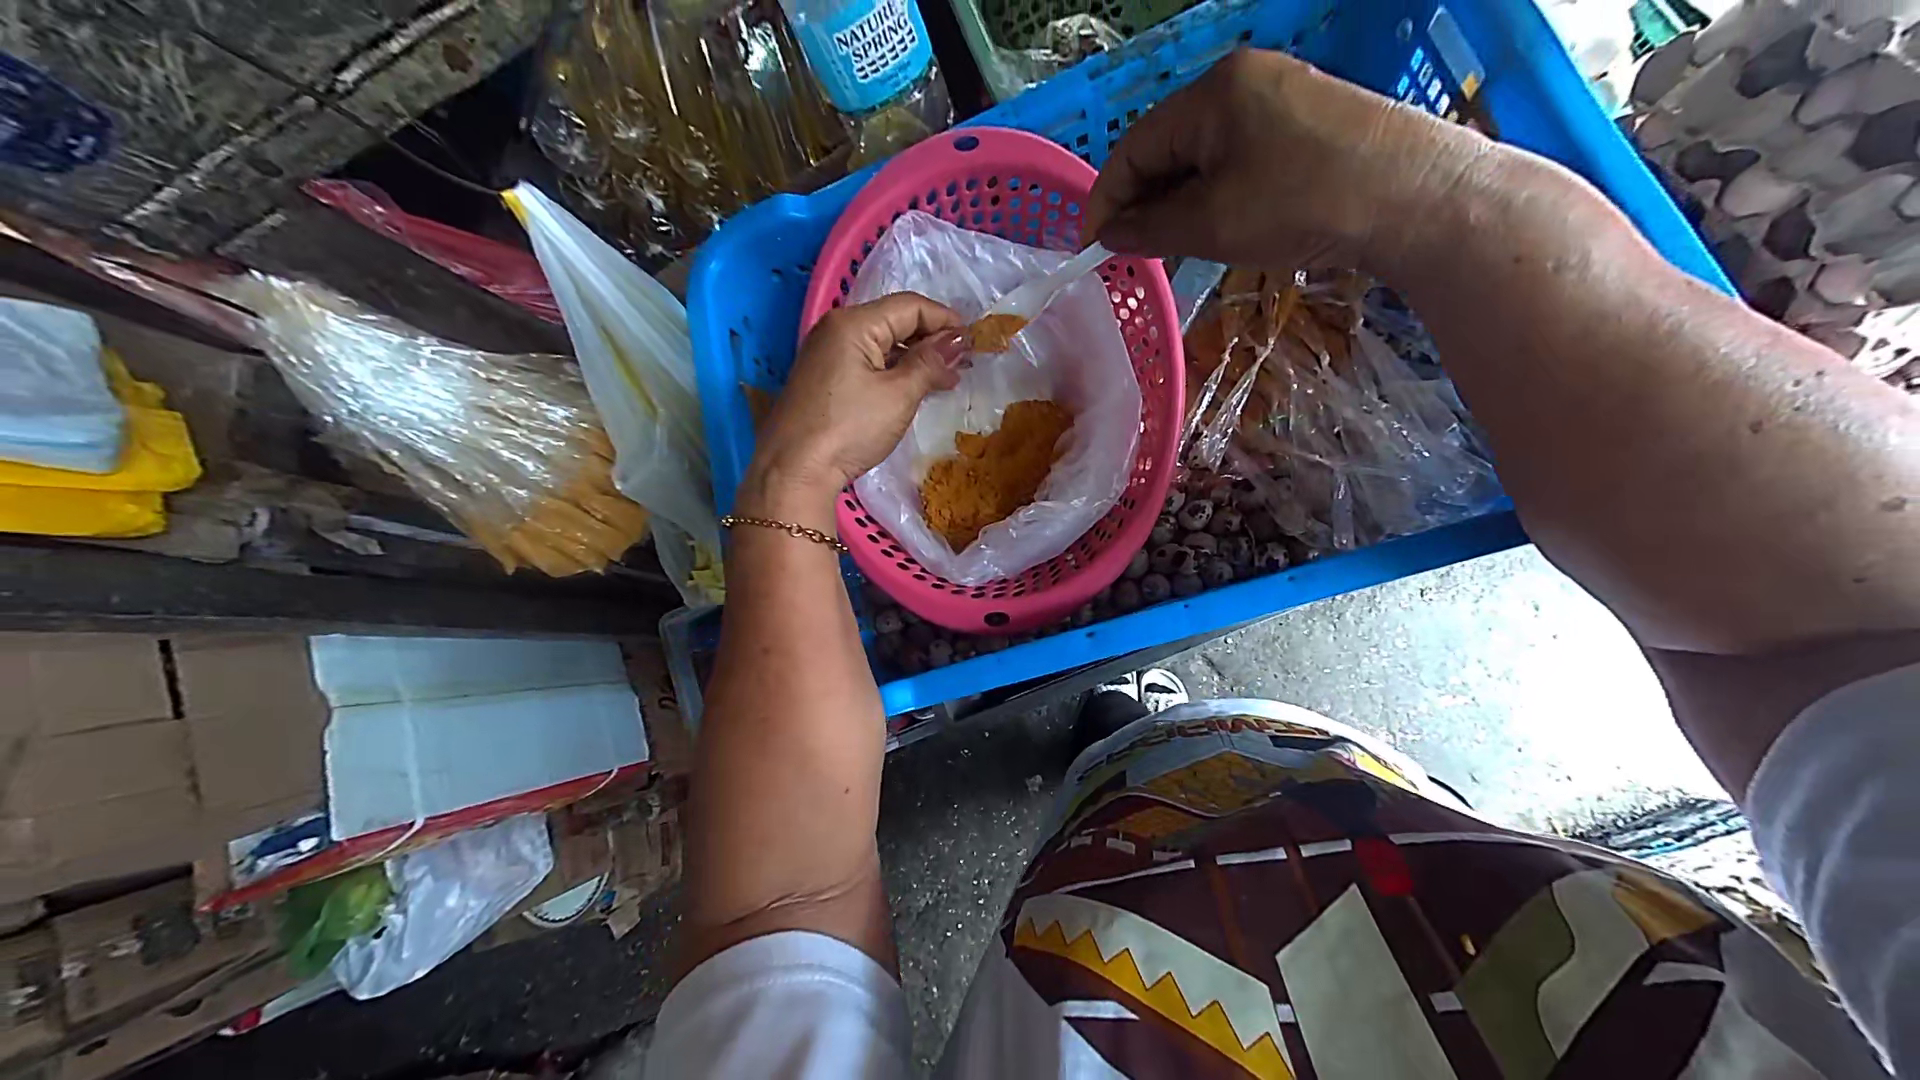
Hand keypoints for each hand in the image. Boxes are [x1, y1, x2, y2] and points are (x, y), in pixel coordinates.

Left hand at [739, 293, 966, 523]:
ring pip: (880, 343)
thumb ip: (930, 363)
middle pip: (893, 321)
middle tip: (962, 362)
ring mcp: (825, 353)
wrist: (794, 470)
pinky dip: (893, 370)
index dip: (945, 319)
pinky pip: (866, 361)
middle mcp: (835, 328)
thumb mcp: (898, 395)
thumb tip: (957, 342)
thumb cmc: (849, 429)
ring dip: (913, 357)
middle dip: (930, 339)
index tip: (973, 340)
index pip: (910, 306)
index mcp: (853, 323)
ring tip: (944, 379)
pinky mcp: (823, 378)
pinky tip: (912, 388)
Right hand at [1083, 49, 1497, 275]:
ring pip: (1199, 158)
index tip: (1090, 248)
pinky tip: (1208, 228)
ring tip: (1166, 248)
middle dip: (1141, 204)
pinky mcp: (1301, 126)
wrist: (1412, 198)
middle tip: (1128, 254)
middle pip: (1166, 148)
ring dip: (1175, 204)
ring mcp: (1275, 101)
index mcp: (1212, 93)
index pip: (1134, 148)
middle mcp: (1240, 84)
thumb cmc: (1300, 203)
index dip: (1105, 201)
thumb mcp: (1212, 222)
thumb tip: (1109, 237)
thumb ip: (1150, 229)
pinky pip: (1233, 161)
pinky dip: (1210, 197)